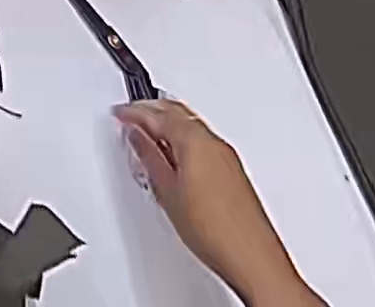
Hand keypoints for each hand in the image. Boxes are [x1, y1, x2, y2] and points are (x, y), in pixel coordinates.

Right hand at [115, 100, 324, 306]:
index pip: (155, 113)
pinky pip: (203, 141)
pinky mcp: (234, 171)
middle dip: (151, 111)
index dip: (132, 112)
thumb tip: (136, 135)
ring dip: (168, 124)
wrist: (255, 264)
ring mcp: (226, 157)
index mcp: (193, 140)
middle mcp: (213, 142)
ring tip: (148, 136)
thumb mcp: (165, 190)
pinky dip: (184, 139)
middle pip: (176, 112)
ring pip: (190, 125)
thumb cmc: (215, 231)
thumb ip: (147, 155)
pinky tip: (174, 155)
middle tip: (130, 117)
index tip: (119, 114)